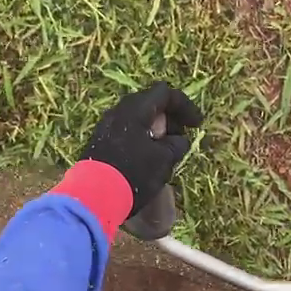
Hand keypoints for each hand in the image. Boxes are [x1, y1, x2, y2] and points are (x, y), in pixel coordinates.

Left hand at [80, 83, 202, 216]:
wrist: (93, 196)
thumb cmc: (134, 173)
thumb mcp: (164, 159)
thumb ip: (176, 144)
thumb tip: (177, 140)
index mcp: (137, 108)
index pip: (166, 94)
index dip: (185, 107)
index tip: (197, 124)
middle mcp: (119, 110)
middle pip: (151, 104)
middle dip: (170, 119)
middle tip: (181, 138)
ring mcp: (106, 125)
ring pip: (138, 118)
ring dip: (155, 130)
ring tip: (166, 151)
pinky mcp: (100, 141)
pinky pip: (127, 131)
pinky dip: (142, 138)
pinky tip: (147, 158)